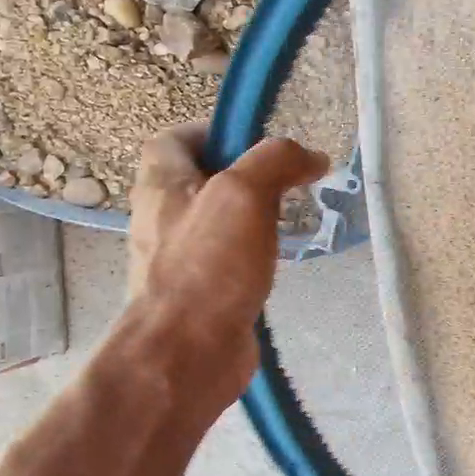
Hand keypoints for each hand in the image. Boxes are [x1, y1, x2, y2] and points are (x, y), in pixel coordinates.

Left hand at [123, 123, 330, 404]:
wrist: (189, 343)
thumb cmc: (211, 265)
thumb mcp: (245, 196)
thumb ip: (276, 164)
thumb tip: (312, 154)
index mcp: (162, 181)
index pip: (177, 138)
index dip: (218, 131)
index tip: (265, 143)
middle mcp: (163, 212)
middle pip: (199, 178)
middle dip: (243, 175)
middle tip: (291, 184)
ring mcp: (180, 253)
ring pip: (216, 218)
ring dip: (250, 214)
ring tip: (293, 222)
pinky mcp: (202, 287)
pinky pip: (226, 255)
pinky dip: (253, 250)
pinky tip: (279, 263)